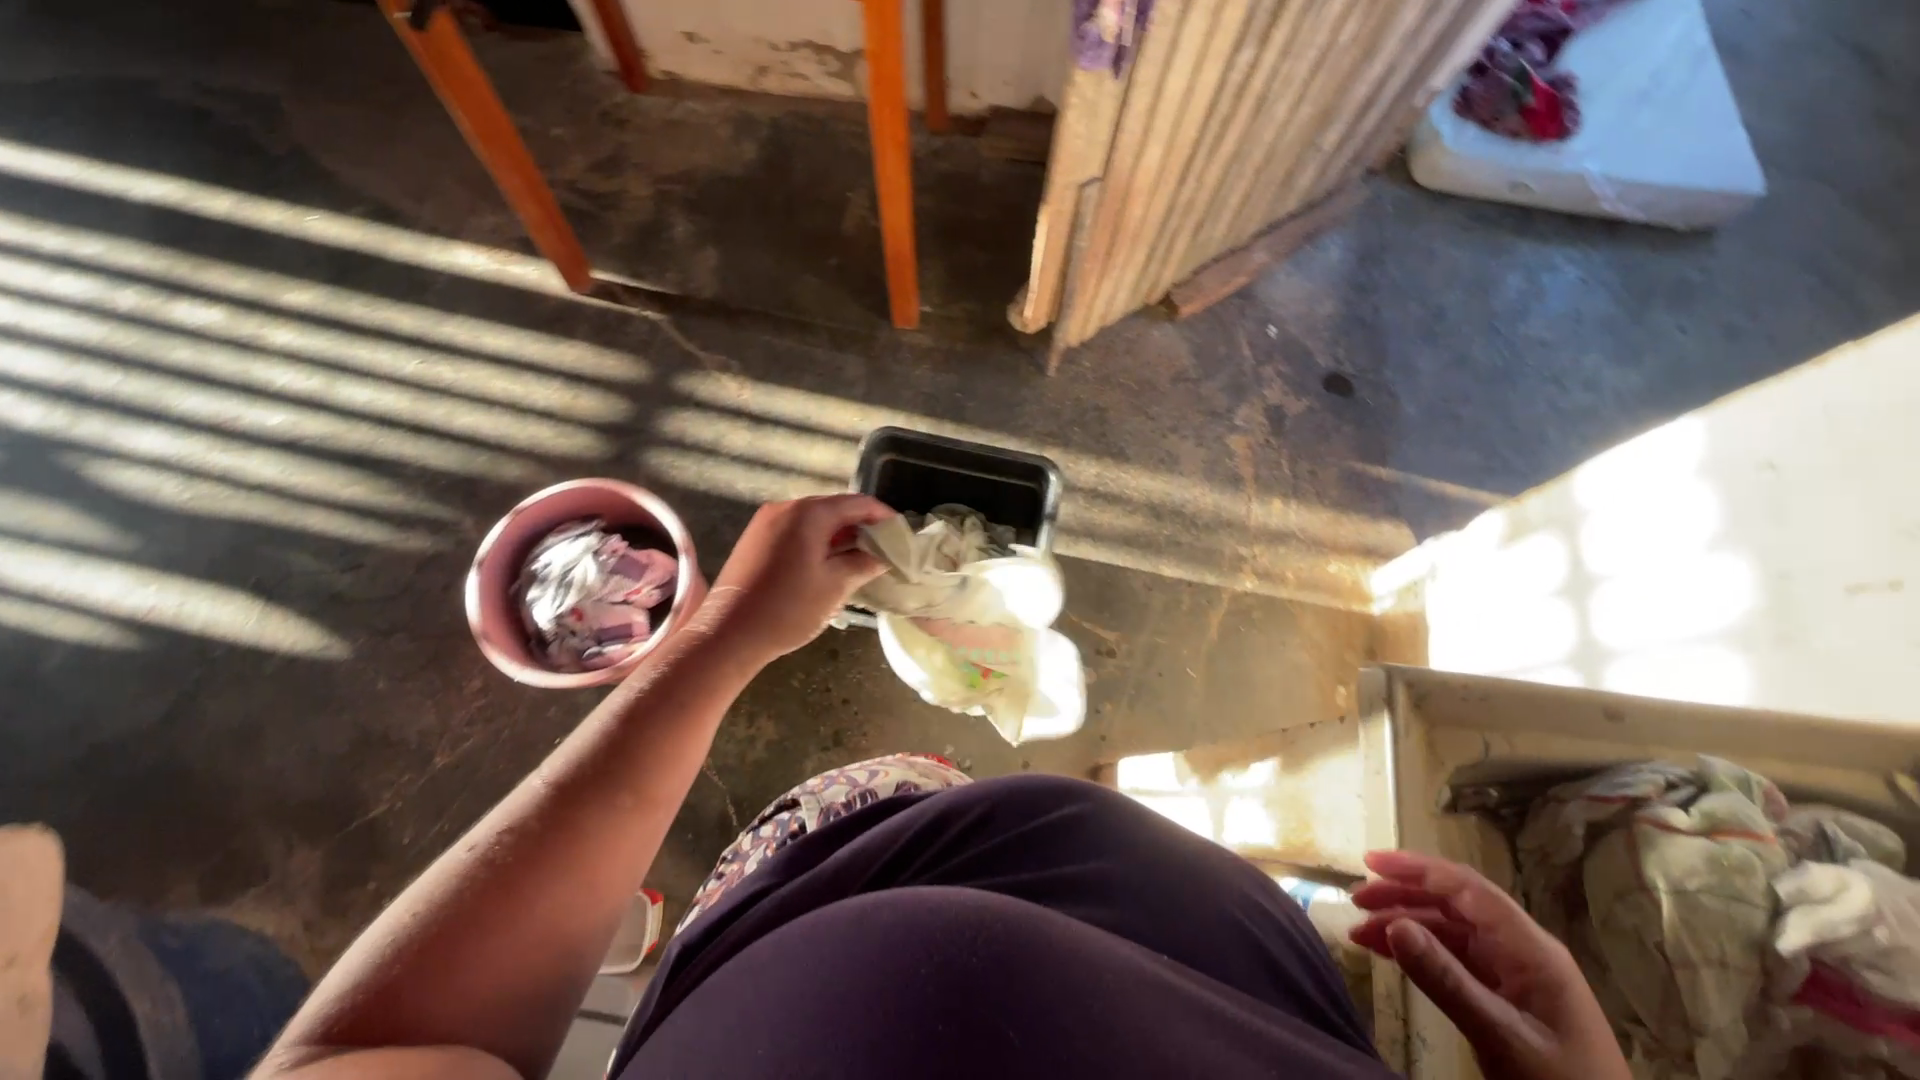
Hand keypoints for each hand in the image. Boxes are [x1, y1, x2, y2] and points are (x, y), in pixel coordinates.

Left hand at [700, 495, 894, 665]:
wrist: (728, 633)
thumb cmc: (787, 608)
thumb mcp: (835, 586)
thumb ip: (864, 563)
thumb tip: (883, 554)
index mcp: (808, 513)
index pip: (857, 503)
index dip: (883, 516)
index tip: (902, 535)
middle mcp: (785, 508)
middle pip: (834, 508)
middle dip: (862, 526)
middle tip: (884, 549)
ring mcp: (766, 522)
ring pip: (814, 521)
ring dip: (839, 535)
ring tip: (861, 558)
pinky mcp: (755, 539)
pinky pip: (796, 531)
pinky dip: (817, 542)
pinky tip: (829, 563)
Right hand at [1348, 850, 1629, 1079]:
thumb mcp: (1501, 1036)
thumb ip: (1447, 981)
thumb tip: (1393, 925)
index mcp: (1531, 948)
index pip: (1467, 889)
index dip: (1417, 869)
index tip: (1369, 863)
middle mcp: (1521, 949)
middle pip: (1454, 903)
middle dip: (1403, 895)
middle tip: (1356, 902)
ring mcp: (1513, 971)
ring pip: (1449, 929)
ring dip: (1404, 924)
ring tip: (1360, 932)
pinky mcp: (1505, 993)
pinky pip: (1454, 956)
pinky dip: (1418, 951)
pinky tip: (1388, 954)